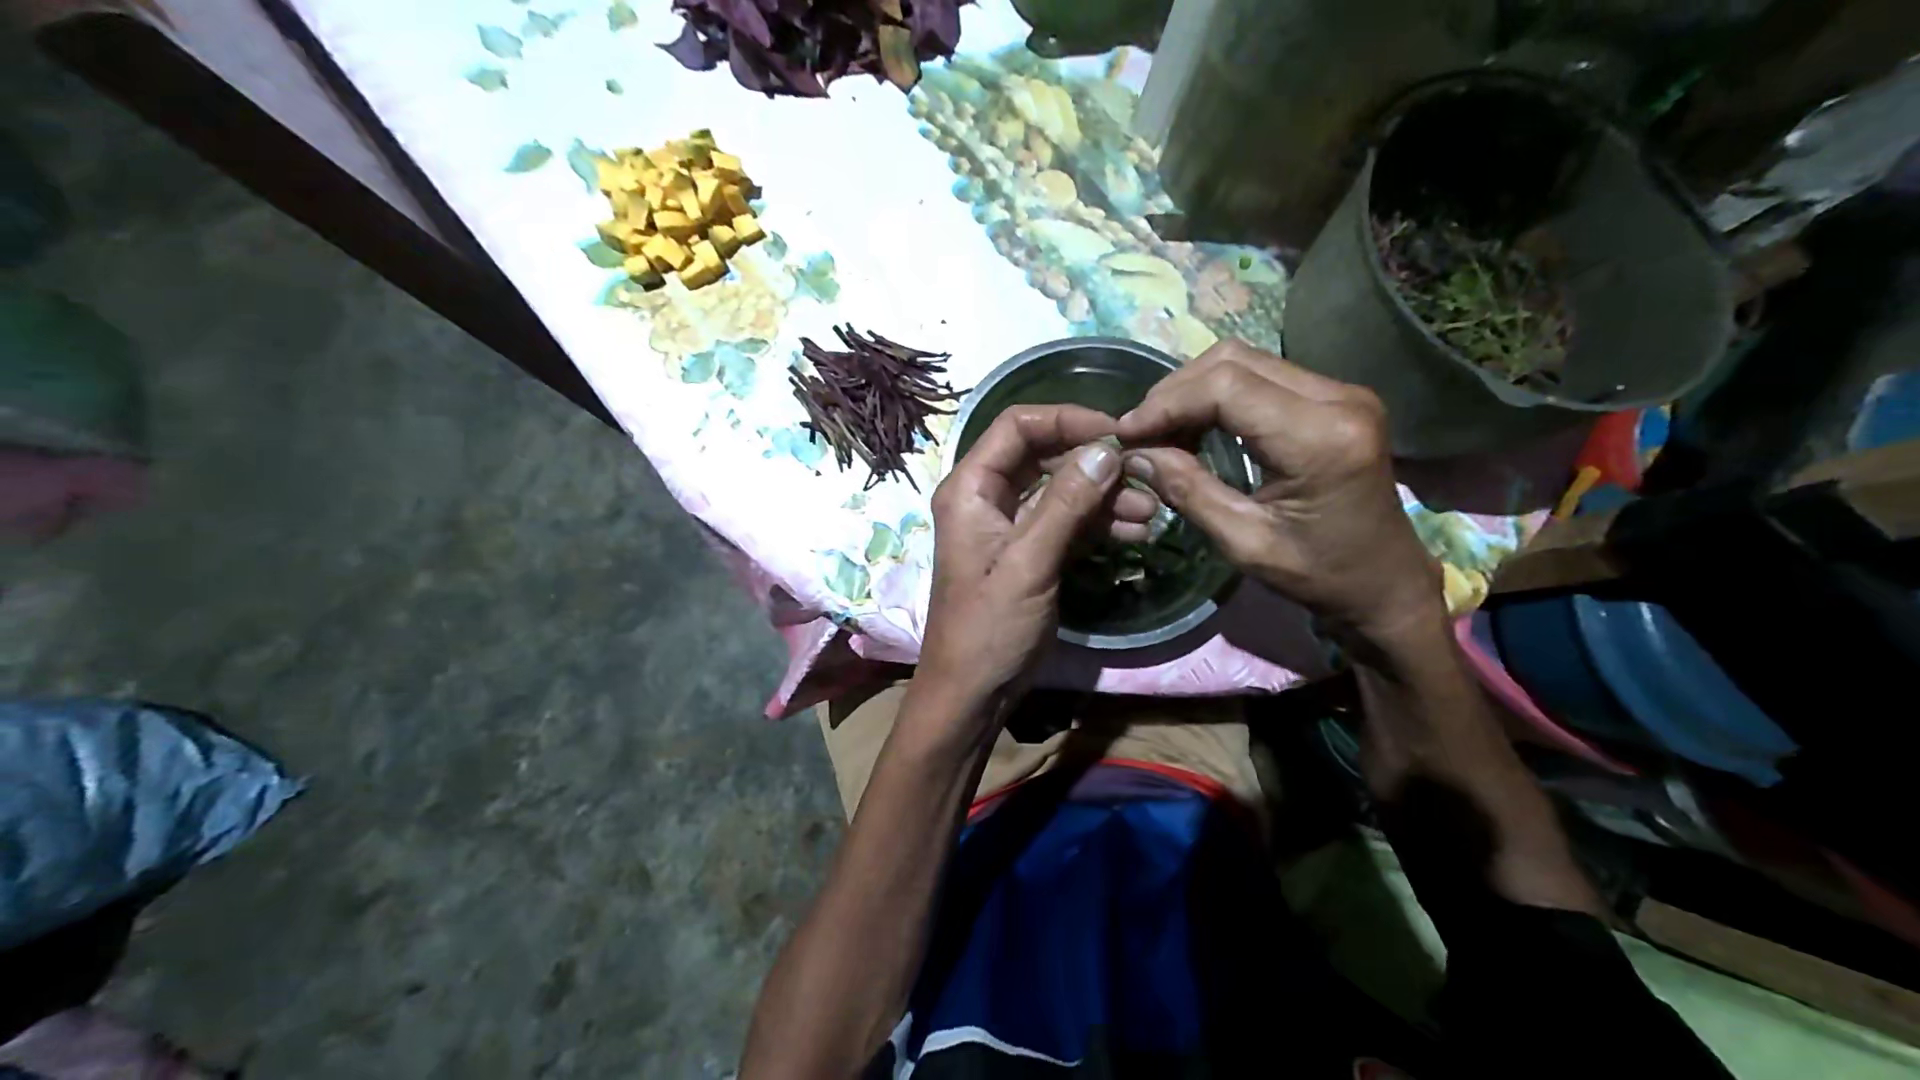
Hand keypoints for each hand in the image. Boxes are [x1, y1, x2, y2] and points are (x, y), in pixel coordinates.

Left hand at [918, 405, 1144, 714]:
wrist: (973, 693)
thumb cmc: (989, 628)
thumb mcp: (1029, 563)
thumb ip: (1066, 504)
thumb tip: (1107, 449)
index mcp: (971, 488)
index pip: (1017, 426)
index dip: (1067, 419)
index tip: (1118, 433)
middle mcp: (988, 497)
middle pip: (1045, 456)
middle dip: (1095, 464)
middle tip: (1145, 476)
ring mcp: (1010, 525)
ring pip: (1062, 490)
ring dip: (1104, 497)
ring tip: (1150, 514)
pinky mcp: (1030, 552)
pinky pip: (1067, 523)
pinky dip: (1098, 524)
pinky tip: (1135, 534)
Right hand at [1116, 341, 1439, 641]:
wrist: (1385, 581)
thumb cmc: (1319, 574)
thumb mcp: (1244, 543)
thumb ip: (1189, 491)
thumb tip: (1135, 454)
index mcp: (1319, 440)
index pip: (1226, 388)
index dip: (1167, 403)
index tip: (1128, 433)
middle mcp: (1338, 399)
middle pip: (1233, 360)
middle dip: (1175, 392)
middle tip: (1141, 432)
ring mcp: (1341, 392)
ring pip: (1245, 360)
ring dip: (1194, 389)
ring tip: (1163, 429)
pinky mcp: (1335, 397)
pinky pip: (1263, 375)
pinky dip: (1218, 394)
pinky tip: (1197, 425)